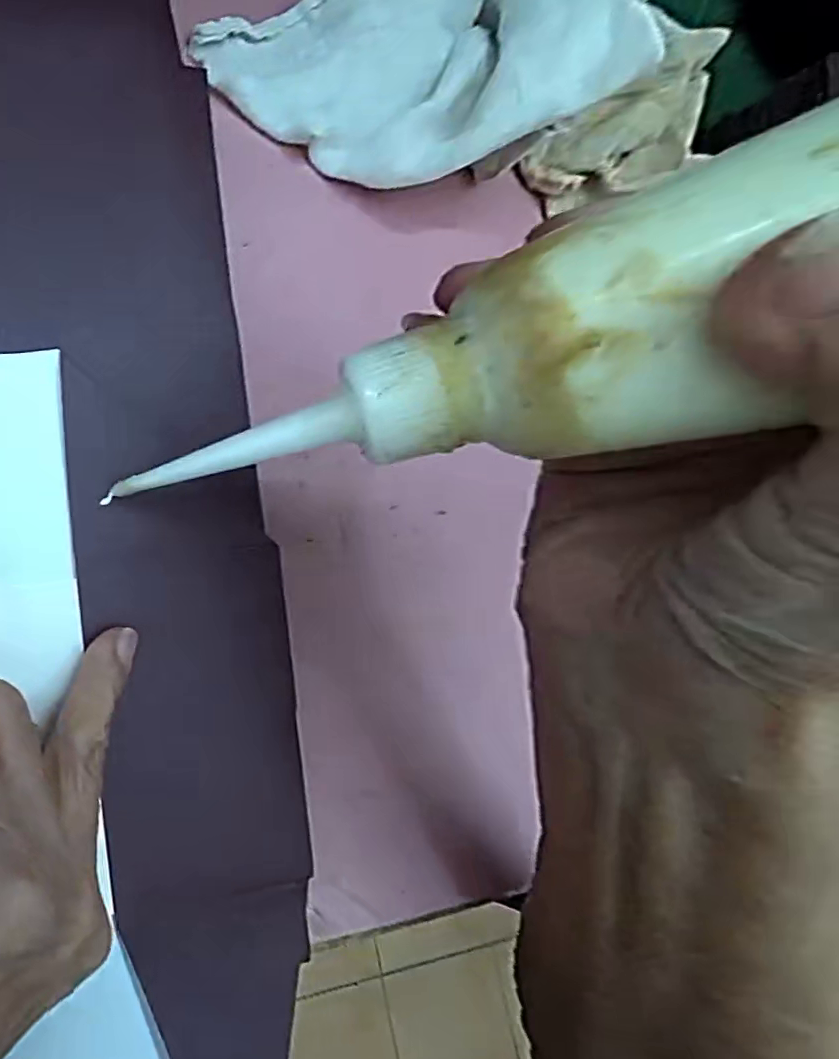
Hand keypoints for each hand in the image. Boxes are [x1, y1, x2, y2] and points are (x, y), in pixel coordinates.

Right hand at [417, 214, 838, 1058]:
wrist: (666, 708)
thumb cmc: (807, 619)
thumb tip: (774, 268)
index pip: (835, 236)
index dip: (804, 183)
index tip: (756, 156)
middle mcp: (802, 365)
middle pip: (732, 254)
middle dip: (664, 222)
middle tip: (595, 219)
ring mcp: (687, 397)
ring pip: (624, 301)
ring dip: (556, 276)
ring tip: (484, 280)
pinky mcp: (586, 435)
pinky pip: (540, 362)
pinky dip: (491, 335)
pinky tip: (451, 318)